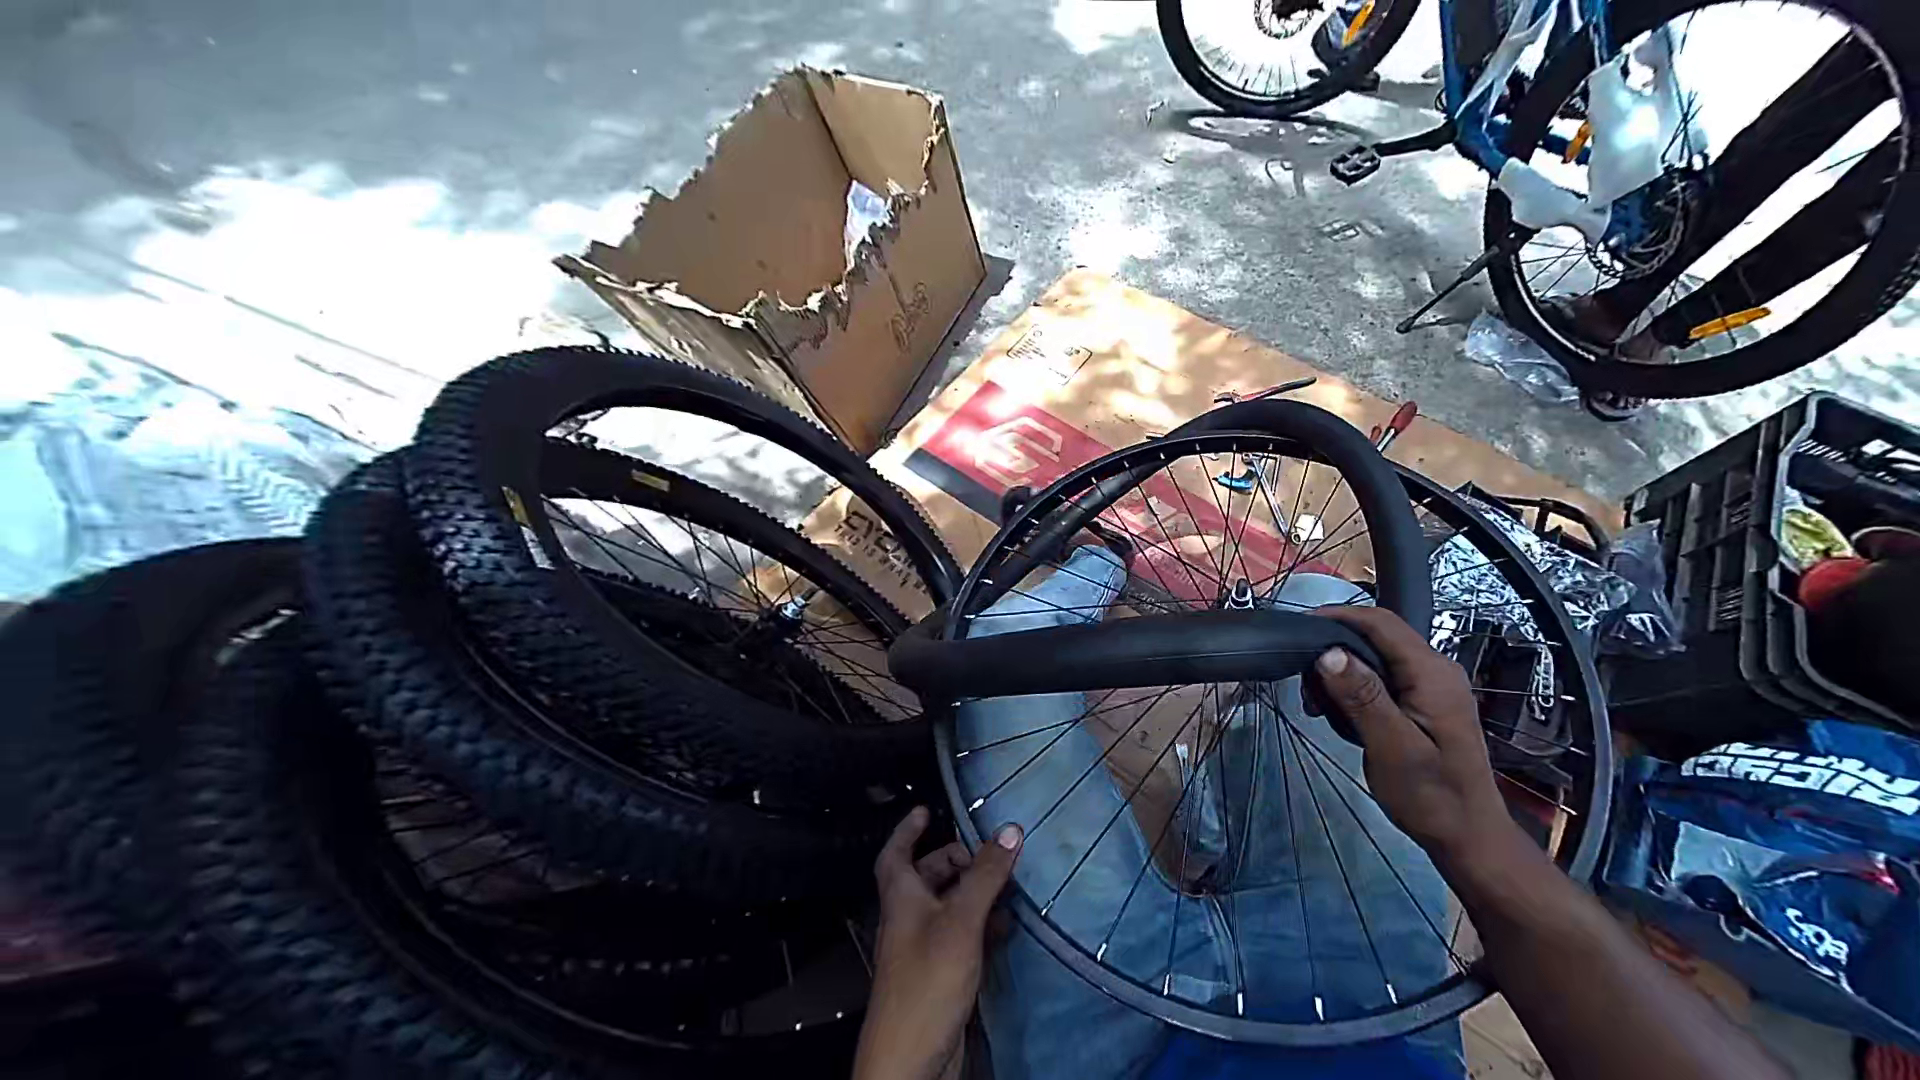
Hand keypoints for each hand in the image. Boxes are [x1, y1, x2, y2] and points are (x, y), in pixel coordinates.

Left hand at [852, 807, 1021, 1079]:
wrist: (911, 1062)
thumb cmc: (928, 978)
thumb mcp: (961, 920)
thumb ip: (986, 875)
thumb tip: (1010, 829)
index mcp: (901, 896)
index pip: (896, 852)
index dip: (908, 829)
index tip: (926, 810)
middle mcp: (907, 917)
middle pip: (927, 877)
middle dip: (955, 860)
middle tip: (986, 854)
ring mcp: (923, 948)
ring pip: (948, 906)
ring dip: (974, 893)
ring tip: (1006, 886)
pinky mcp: (940, 975)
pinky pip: (961, 936)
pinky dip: (981, 925)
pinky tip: (1006, 927)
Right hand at [1311, 606, 1540, 883]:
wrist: (1467, 837)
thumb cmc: (1431, 796)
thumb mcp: (1392, 747)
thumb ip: (1363, 697)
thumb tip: (1328, 653)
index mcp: (1433, 674)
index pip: (1381, 622)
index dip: (1336, 617)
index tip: (1298, 630)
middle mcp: (1436, 671)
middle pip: (1376, 635)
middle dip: (1333, 647)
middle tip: (1302, 678)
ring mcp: (1431, 686)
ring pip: (1374, 655)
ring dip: (1339, 669)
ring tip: (1316, 701)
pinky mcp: (1421, 701)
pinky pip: (1379, 675)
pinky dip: (1351, 684)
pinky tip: (1337, 710)